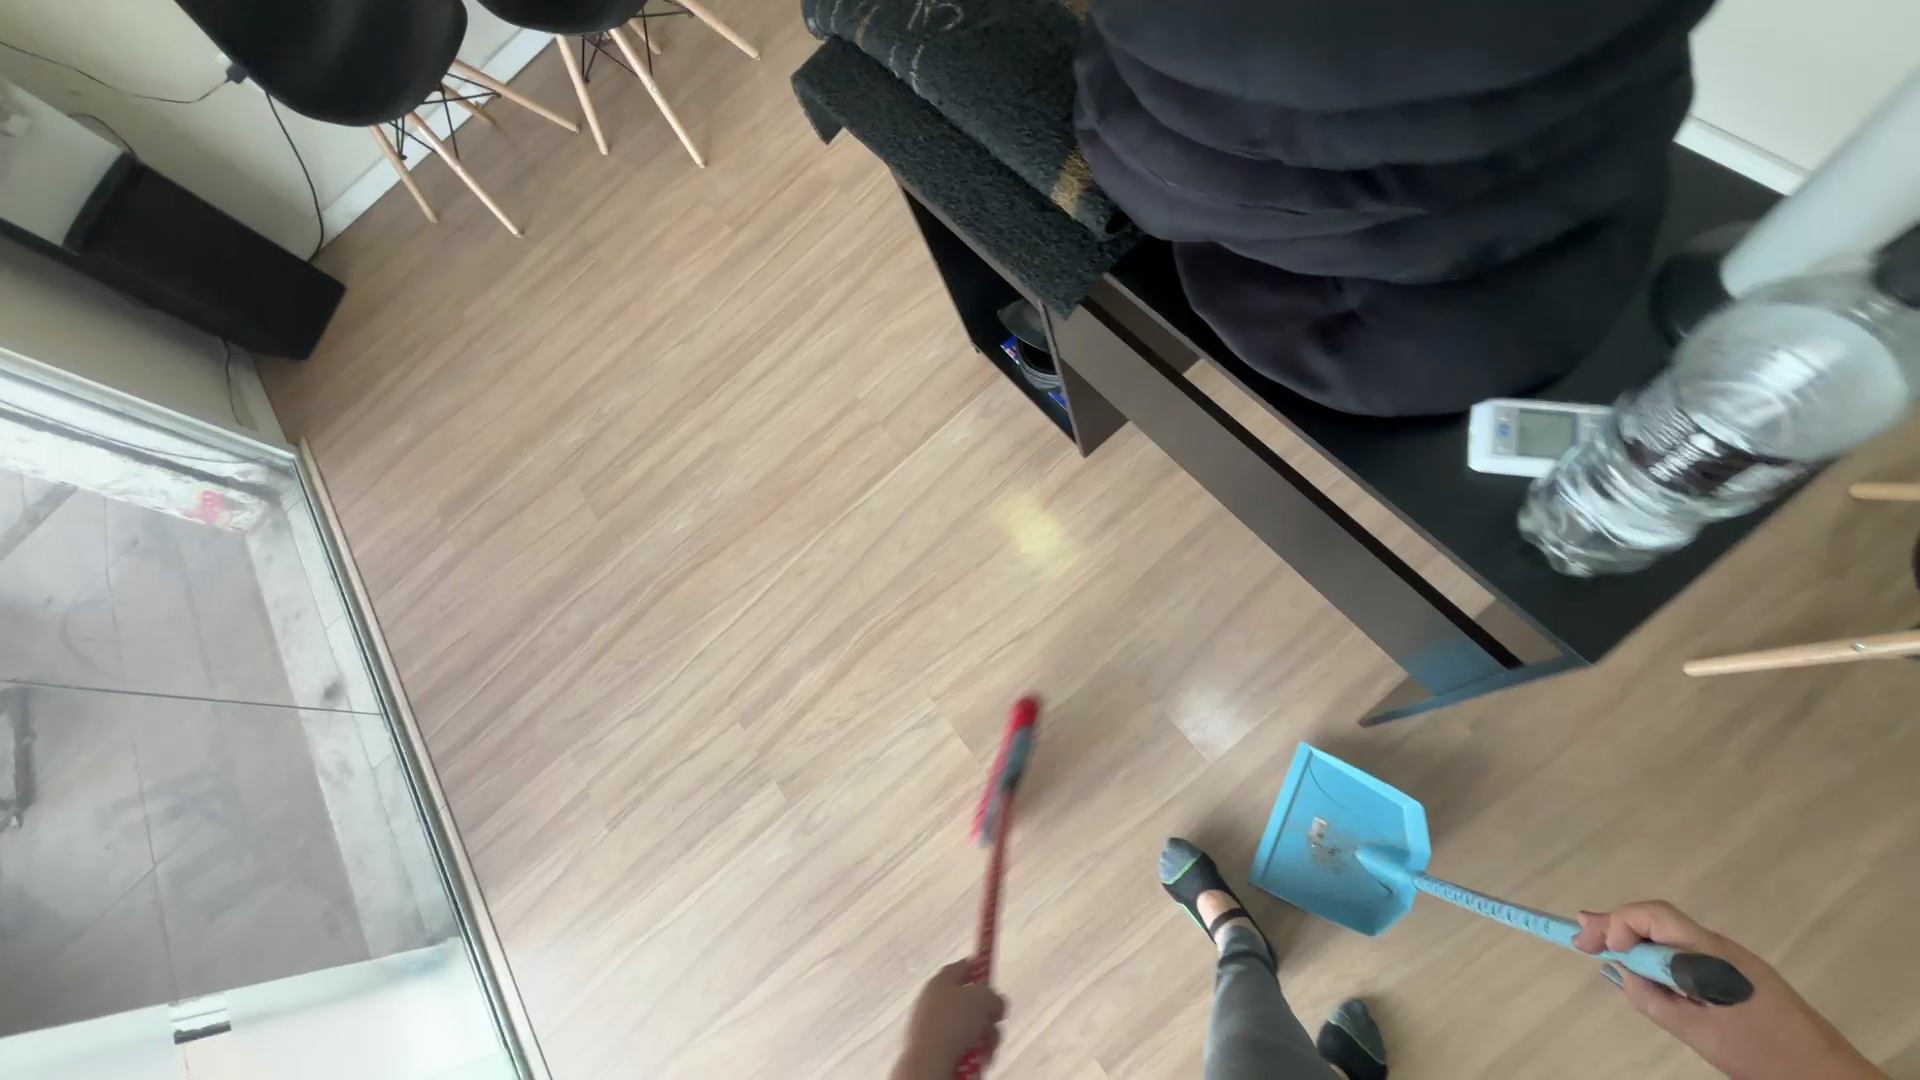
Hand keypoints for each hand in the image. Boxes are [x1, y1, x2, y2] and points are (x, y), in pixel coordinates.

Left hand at [890, 960, 1006, 1079]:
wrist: (929, 1063)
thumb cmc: (954, 1022)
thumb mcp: (982, 999)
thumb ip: (993, 996)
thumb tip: (995, 1005)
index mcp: (940, 982)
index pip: (963, 967)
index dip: (980, 970)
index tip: (994, 980)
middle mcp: (934, 1002)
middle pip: (969, 1003)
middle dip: (987, 1014)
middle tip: (995, 1021)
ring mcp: (934, 1028)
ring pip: (970, 1028)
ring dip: (985, 1037)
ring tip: (987, 1047)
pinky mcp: (937, 1052)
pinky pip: (964, 1048)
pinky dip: (975, 1053)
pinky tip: (979, 1059)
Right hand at [1573, 901, 1883, 1079]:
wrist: (1833, 1079)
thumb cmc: (1762, 1055)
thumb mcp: (1697, 1033)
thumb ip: (1652, 998)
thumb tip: (1618, 970)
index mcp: (1711, 955)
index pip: (1652, 916)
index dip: (1616, 923)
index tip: (1593, 947)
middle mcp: (1720, 946)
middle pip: (1655, 918)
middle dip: (1614, 925)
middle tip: (1580, 940)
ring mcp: (1732, 957)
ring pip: (1667, 933)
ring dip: (1631, 937)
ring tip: (1600, 948)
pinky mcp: (1738, 971)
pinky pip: (1684, 949)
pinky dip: (1655, 951)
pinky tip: (1642, 968)